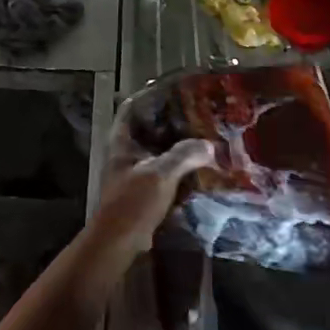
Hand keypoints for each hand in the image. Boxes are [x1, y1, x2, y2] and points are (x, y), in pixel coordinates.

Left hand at [91, 99, 214, 251]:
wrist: (119, 240)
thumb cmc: (133, 202)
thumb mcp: (160, 175)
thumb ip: (184, 155)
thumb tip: (209, 145)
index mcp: (121, 141)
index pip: (132, 108)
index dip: (150, 95)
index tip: (175, 89)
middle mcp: (125, 152)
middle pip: (148, 128)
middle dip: (171, 120)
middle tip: (199, 112)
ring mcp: (134, 171)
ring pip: (158, 149)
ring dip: (178, 145)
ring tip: (205, 135)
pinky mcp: (144, 189)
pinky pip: (164, 170)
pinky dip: (180, 166)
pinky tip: (201, 165)